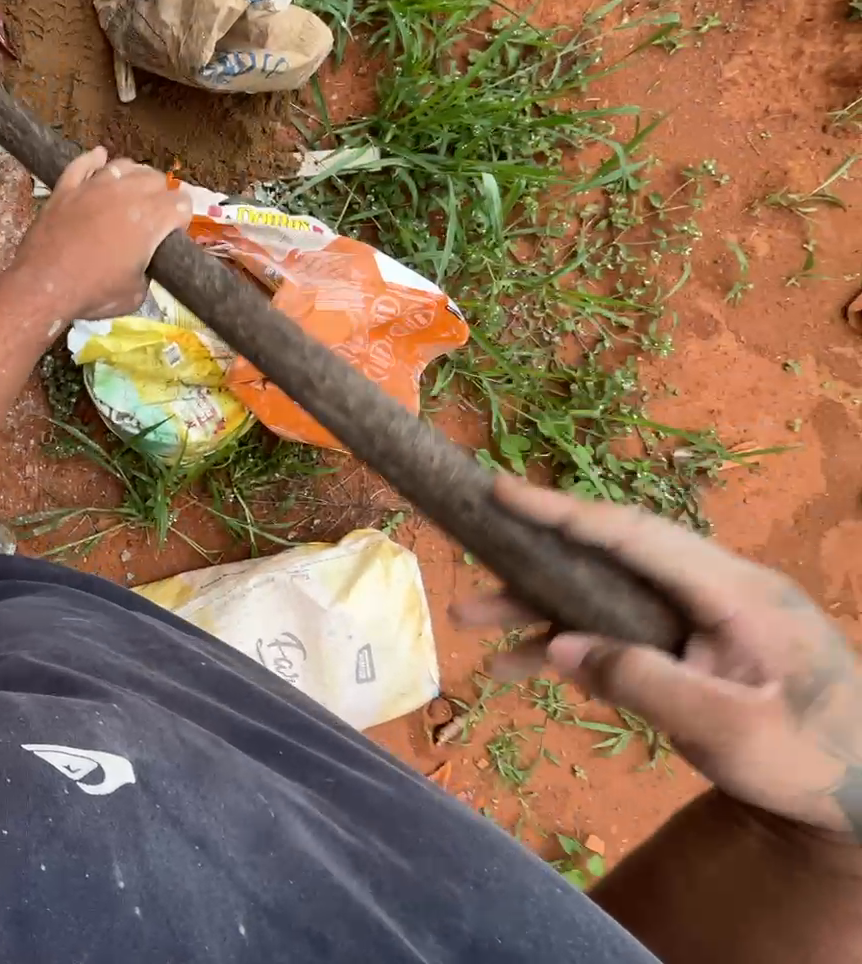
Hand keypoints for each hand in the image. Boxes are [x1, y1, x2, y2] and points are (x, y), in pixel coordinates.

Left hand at [7, 147, 192, 322]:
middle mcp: (126, 193)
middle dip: (160, 195)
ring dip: (133, 176)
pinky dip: (93, 160)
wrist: (42, 287)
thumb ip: (146, 273)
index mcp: (151, 218)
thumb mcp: (134, 295)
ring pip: (122, 166)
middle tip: (152, 216)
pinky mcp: (65, 190)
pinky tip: (99, 157)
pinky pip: (82, 165)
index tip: (172, 234)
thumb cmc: (92, 293)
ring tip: (131, 190)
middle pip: (155, 179)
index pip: (181, 204)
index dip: (180, 219)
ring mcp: (93, 187)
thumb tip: (140, 267)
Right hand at [453, 476, 861, 841]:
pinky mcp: (672, 640)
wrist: (861, 799)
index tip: (499, 488)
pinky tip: (513, 666)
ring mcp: (688, 614)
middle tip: (469, 547)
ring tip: (465, 618)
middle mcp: (708, 590)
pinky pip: (600, 628)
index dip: (563, 510)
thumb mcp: (734, 731)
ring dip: (528, 604)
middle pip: (601, 556)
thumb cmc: (814, 760)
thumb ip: (646, 683)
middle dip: (529, 556)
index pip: (635, 535)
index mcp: (737, 594)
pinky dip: (555, 643)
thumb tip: (557, 647)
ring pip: (590, 591)